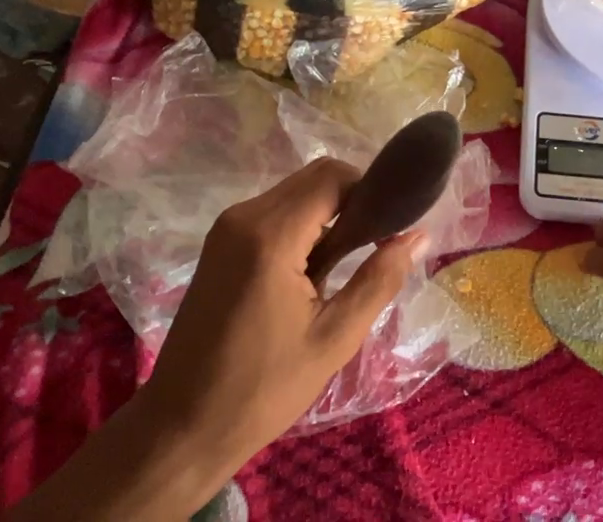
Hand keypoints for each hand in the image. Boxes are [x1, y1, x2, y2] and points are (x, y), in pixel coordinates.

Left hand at [138, 156, 425, 472]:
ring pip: (294, 193)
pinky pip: (274, 213)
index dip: (371, 189)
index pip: (333, 177)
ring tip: (347, 265)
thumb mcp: (333, 337)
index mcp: (271, 235)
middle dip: (352, 200)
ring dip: (327, 214)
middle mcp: (244, 216)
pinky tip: (314, 271)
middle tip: (377, 245)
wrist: (183, 425)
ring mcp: (227, 228)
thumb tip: (418, 235)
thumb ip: (379, 279)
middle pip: (313, 178)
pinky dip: (302, 226)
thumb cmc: (263, 388)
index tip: (396, 224)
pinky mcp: (220, 243)